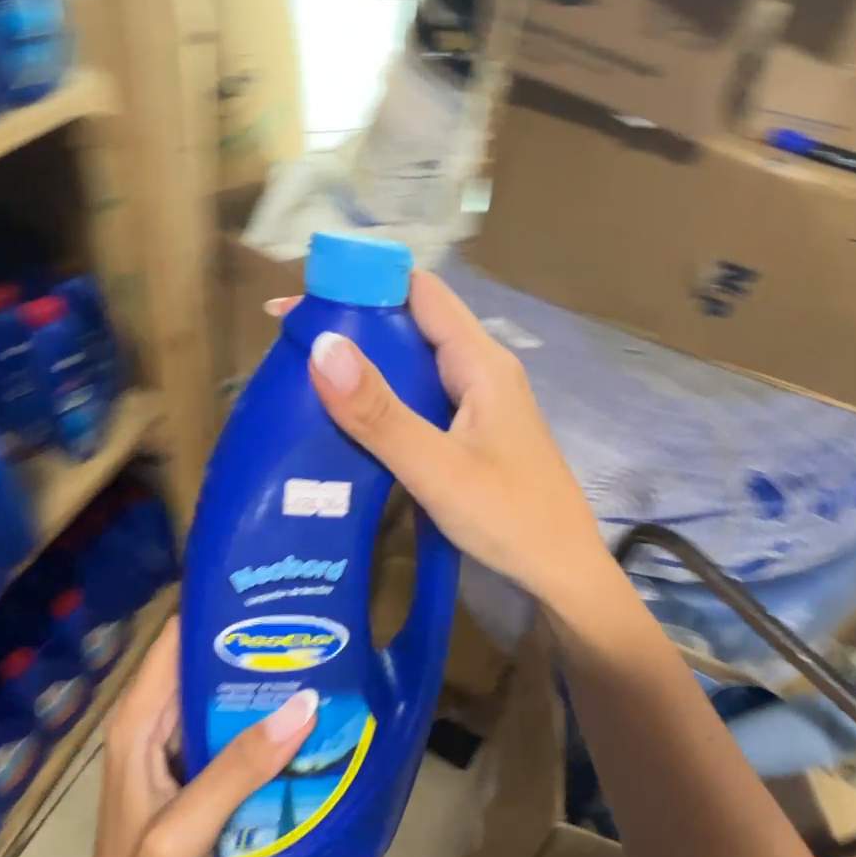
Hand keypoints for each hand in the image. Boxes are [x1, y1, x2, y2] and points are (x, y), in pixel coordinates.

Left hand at [64, 619, 317, 856]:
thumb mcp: (187, 826)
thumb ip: (240, 767)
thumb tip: (306, 701)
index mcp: (139, 719)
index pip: (178, 637)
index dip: (220, 607)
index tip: (273, 590)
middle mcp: (156, 719)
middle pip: (207, 657)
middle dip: (256, 638)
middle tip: (315, 622)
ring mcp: (177, 742)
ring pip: (225, 689)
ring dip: (267, 675)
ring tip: (322, 654)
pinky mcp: (199, 765)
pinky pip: (235, 722)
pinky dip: (267, 712)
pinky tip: (307, 710)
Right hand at [269, 272, 612, 609]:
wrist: (564, 572)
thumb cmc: (510, 519)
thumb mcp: (437, 469)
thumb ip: (381, 413)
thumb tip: (322, 346)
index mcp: (482, 363)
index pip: (420, 292)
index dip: (362, 284)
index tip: (304, 300)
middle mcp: (484, 371)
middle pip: (415, 325)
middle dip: (357, 327)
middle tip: (292, 346)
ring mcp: (482, 404)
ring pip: (418, 365)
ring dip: (370, 366)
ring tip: (308, 380)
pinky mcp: (477, 433)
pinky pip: (426, 400)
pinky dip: (389, 400)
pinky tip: (354, 422)